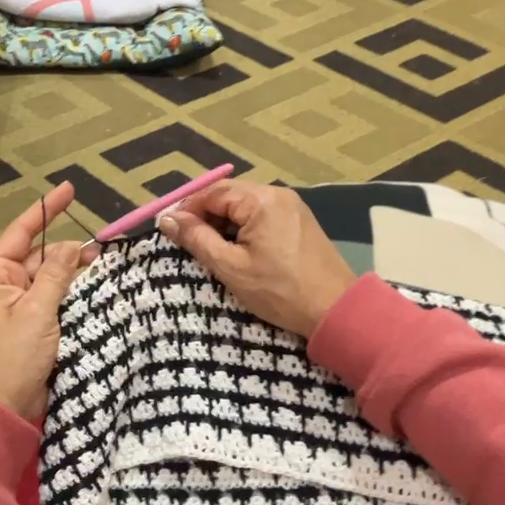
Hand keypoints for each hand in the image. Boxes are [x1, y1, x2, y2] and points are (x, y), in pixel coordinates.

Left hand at [0, 182, 100, 420]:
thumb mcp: (38, 312)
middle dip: (67, 251)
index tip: (69, 189)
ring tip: (102, 267)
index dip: (46, 209)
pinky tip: (94, 287)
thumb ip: (55, 275)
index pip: (21, 231)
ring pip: (51, 276)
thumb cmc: (15, 357)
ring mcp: (20, 304)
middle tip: (100, 252)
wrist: (6, 408)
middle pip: (40, 254)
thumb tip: (71, 245)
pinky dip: (72, 291)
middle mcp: (5, 284)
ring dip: (73, 272)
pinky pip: (54, 296)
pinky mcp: (34, 322)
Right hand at [157, 181, 354, 337]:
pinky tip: (235, 247)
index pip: (212, 193)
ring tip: (207, 246)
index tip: (167, 229)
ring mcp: (292, 206)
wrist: (336, 310)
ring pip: (244, 204)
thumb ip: (197, 239)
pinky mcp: (299, 220)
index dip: (186, 209)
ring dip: (223, 221)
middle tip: (184, 239)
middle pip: (228, 194)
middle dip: (204, 214)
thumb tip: (168, 220)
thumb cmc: (280, 291)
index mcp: (260, 200)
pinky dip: (243, 226)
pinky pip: (261, 213)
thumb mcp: (231, 267)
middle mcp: (277, 194)